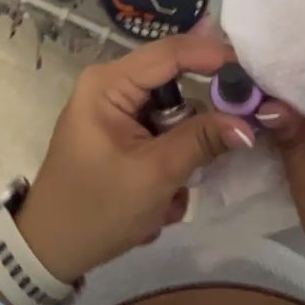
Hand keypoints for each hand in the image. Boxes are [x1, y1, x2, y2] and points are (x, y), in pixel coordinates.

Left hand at [12, 20, 254, 283]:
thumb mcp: (154, 175)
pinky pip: (162, 134)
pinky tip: (160, 202)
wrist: (50, 251)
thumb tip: (250, 123)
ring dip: (184, 152)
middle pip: (176, 81)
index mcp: (108, 83)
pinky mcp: (123, 133)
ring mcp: (117, 109)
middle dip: (200, 118)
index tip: (254, 72)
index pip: (170, 53)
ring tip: (174, 192)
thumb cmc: (96, 209)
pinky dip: (171, 164)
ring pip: (174, 113)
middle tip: (238, 132)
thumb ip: (201, 141)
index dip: (214, 56)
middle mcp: (111, 85)